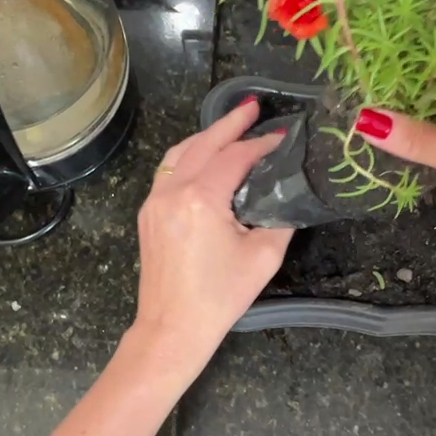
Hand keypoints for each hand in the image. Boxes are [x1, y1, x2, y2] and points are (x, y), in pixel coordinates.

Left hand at [129, 98, 291, 372]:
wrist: (172, 328)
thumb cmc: (219, 298)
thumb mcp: (264, 257)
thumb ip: (279, 218)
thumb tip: (286, 195)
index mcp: (201, 200)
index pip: (235, 157)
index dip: (261, 144)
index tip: (282, 137)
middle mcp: (172, 192)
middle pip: (202, 144)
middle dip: (230, 124)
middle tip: (253, 108)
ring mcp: (154, 202)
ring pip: (180, 154)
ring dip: (206, 137)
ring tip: (231, 126)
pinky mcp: (149, 214)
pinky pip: (169, 172)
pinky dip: (189, 157)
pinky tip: (205, 157)